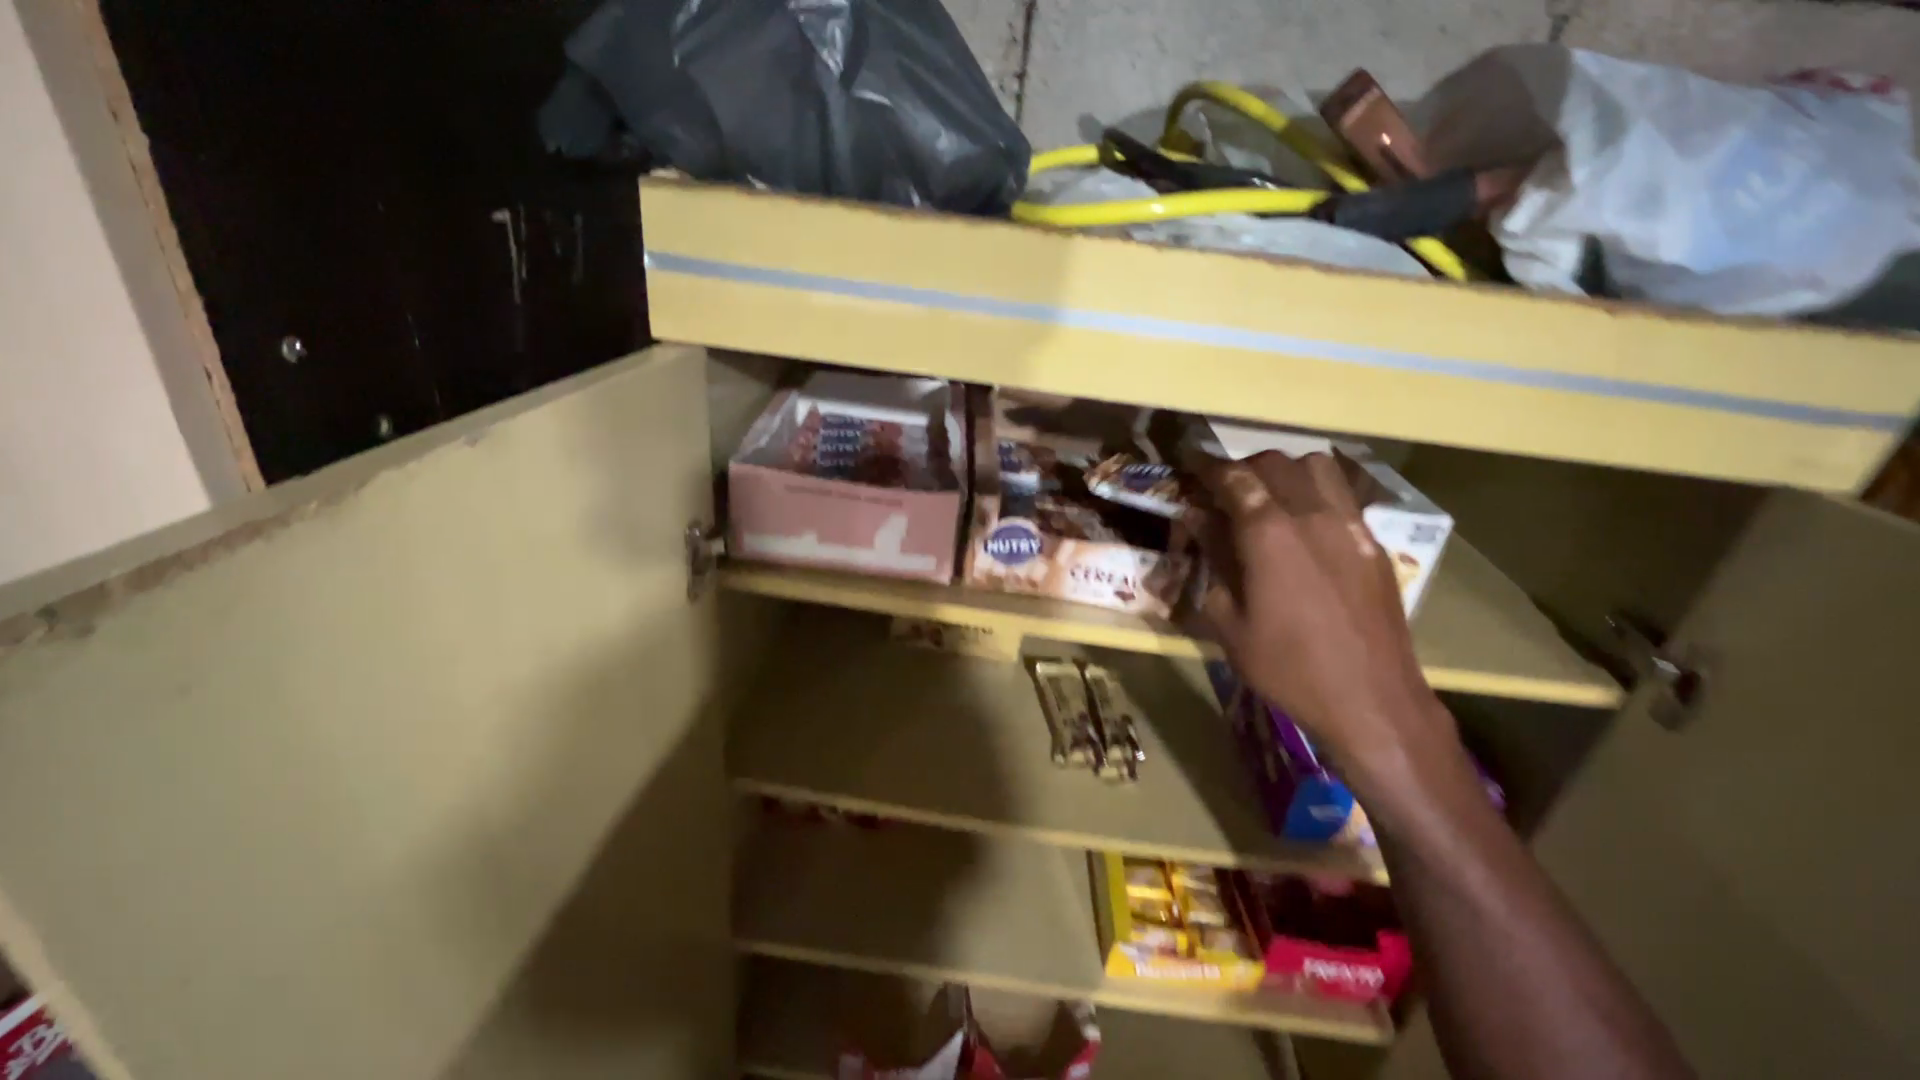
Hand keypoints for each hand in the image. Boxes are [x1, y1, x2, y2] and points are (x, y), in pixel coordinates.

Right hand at [1189, 451, 1457, 783]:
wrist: (1371, 698)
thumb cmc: (1288, 668)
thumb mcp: (1230, 623)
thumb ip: (1213, 562)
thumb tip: (1198, 521)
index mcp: (1268, 533)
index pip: (1233, 477)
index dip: (1206, 465)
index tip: (1190, 464)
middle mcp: (1311, 515)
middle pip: (1274, 463)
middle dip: (1243, 467)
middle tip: (1224, 490)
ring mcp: (1350, 525)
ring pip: (1316, 466)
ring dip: (1286, 470)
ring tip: (1270, 496)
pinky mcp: (1373, 542)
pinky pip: (1343, 495)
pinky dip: (1317, 492)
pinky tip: (1306, 524)